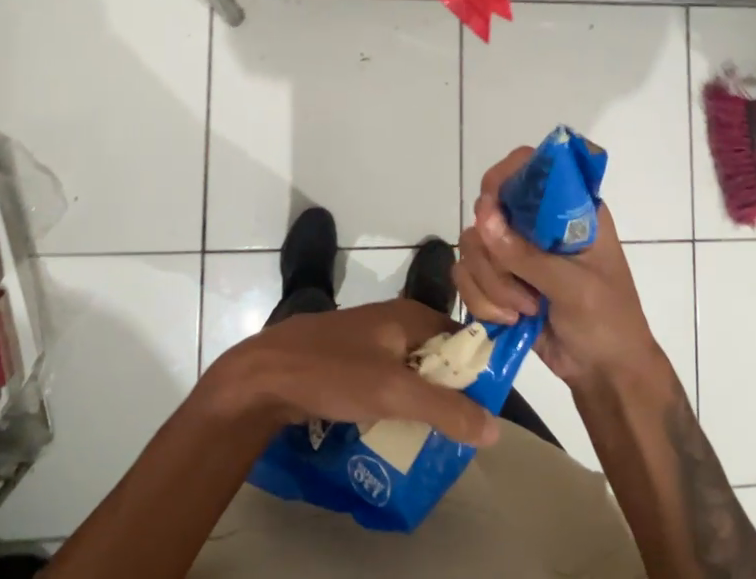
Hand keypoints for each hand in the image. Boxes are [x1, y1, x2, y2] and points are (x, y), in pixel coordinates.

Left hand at [206, 299, 499, 446]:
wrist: (260, 377)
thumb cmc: (332, 373)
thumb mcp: (395, 393)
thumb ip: (446, 410)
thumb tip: (494, 429)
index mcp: (409, 315)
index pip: (461, 337)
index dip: (476, 370)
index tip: (483, 409)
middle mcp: (391, 321)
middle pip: (435, 357)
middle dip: (447, 393)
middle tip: (457, 433)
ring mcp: (364, 341)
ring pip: (407, 372)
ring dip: (418, 402)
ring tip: (428, 439)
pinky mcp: (343, 362)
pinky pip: (381, 382)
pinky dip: (390, 403)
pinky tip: (390, 431)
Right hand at [455, 147, 668, 390]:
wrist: (605, 372)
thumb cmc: (607, 320)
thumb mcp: (574, 286)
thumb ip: (526, 254)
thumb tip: (482, 219)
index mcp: (569, 209)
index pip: (529, 168)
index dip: (504, 179)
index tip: (491, 209)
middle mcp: (538, 223)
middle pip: (487, 211)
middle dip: (495, 255)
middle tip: (516, 280)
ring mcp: (516, 251)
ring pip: (472, 247)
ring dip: (491, 285)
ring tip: (524, 310)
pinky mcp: (499, 280)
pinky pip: (466, 276)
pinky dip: (482, 301)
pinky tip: (510, 320)